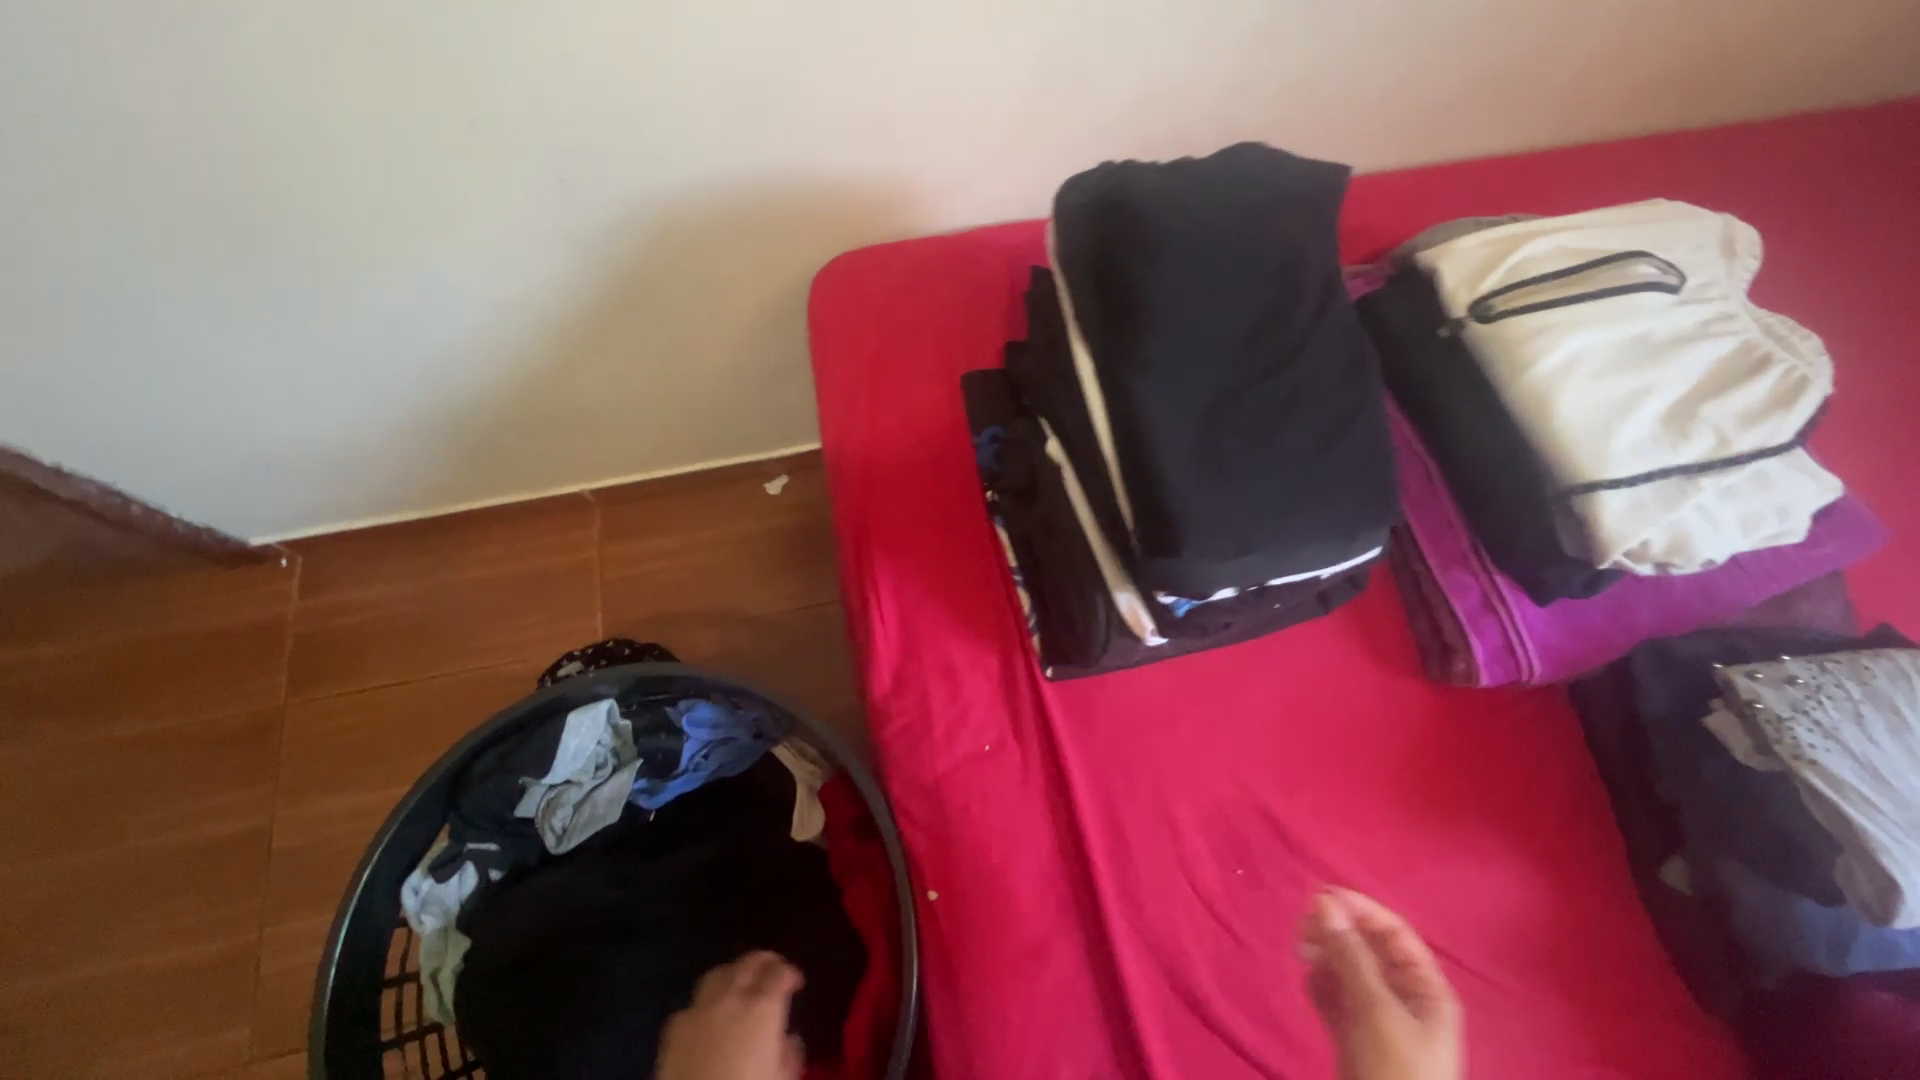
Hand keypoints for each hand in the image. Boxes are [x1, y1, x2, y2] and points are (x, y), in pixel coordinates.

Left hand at [656, 951, 805, 1079]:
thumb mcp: (781, 1078)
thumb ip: (789, 1054)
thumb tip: (789, 1040)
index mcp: (763, 1008)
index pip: (779, 972)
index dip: (790, 972)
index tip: (796, 981)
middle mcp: (732, 998)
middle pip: (749, 963)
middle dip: (764, 961)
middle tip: (773, 968)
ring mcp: (699, 1009)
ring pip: (718, 974)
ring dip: (733, 972)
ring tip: (741, 981)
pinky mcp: (675, 1027)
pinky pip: (694, 1003)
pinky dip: (706, 1002)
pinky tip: (709, 1015)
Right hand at [1300, 888, 1462, 1079]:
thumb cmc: (1396, 1073)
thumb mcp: (1375, 1010)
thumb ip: (1350, 955)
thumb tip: (1324, 901)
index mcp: (1426, 990)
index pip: (1394, 934)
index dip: (1360, 909)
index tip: (1318, 896)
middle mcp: (1405, 999)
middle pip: (1369, 949)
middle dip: (1337, 933)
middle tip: (1303, 927)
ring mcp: (1378, 1019)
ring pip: (1348, 971)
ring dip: (1325, 956)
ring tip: (1301, 953)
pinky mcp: (1354, 1037)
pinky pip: (1336, 998)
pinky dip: (1321, 985)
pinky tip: (1309, 981)